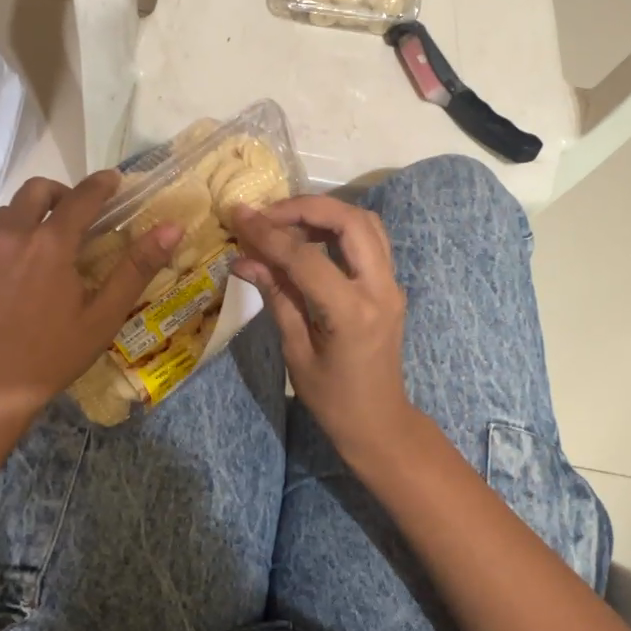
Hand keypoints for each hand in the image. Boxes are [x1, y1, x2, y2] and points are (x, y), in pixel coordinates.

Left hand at [0, 171, 180, 428]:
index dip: (101, 185)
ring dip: (27, 216)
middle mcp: (10, 235)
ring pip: (4, 212)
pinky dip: (2, 242)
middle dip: (60, 194)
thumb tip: (172, 229)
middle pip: (35, 191)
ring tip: (40, 245)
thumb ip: (137, 268)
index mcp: (50, 244)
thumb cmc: (52, 355)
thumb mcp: (103, 316)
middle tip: (74, 215)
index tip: (112, 181)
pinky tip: (11, 274)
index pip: (82, 198)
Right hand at [231, 196, 416, 462]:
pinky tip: (307, 238)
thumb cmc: (333, 400)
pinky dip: (338, 228)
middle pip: (350, 221)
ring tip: (284, 222)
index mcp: (352, 313)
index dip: (269, 233)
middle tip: (267, 215)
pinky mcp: (390, 286)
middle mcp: (380, 289)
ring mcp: (391, 285)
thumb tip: (244, 258)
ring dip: (324, 212)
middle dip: (305, 207)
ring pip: (365, 223)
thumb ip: (277, 297)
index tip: (239, 216)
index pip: (307, 257)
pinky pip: (369, 240)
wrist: (379, 422)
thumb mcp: (296, 352)